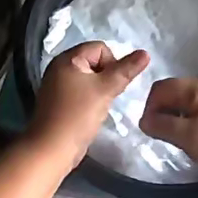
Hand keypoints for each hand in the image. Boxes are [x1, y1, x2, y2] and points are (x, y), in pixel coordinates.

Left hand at [31, 41, 149, 151]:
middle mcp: (59, 67)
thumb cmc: (78, 115)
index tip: (112, 85)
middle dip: (106, 77)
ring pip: (89, 78)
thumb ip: (126, 70)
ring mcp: (57, 84)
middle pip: (94, 61)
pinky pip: (80, 91)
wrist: (52, 148)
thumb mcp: (105, 90)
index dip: (112, 63)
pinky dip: (89, 98)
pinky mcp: (58, 100)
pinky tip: (90, 112)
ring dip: (99, 89)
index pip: (100, 48)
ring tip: (100, 105)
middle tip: (108, 95)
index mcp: (67, 58)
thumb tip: (145, 53)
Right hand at [140, 78, 197, 182]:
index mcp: (195, 87)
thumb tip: (143, 121)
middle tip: (158, 134)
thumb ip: (160, 125)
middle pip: (170, 94)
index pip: (160, 88)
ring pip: (180, 105)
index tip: (148, 128)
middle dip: (159, 112)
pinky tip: (186, 139)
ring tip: (171, 138)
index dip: (149, 106)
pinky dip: (183, 124)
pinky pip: (191, 114)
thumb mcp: (184, 135)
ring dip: (171, 119)